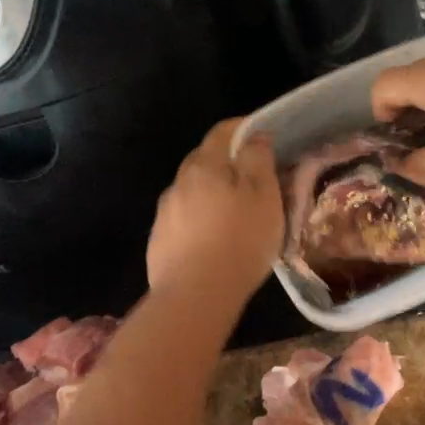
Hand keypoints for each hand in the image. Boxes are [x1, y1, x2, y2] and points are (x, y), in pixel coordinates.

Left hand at [146, 119, 283, 295]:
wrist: (195, 296)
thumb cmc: (240, 239)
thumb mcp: (264, 195)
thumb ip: (258, 159)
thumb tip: (255, 136)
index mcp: (205, 165)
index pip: (223, 131)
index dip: (245, 128)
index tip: (265, 137)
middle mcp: (179, 182)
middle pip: (205, 161)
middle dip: (229, 164)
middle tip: (256, 182)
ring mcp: (165, 213)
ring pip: (194, 192)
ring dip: (214, 195)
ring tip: (237, 217)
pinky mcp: (159, 242)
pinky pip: (185, 220)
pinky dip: (201, 222)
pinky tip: (215, 243)